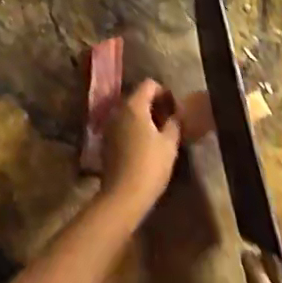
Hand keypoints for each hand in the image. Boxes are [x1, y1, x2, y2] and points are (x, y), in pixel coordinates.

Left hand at [101, 79, 182, 210]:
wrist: (122, 197)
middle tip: (169, 121)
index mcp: (134, 106)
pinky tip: (144, 145)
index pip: (149, 84)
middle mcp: (118, 111)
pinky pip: (122, 126)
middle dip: (154, 105)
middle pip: (137, 97)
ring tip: (158, 134)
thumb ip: (174, 122)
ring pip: (129, 112)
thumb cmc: (150, 166)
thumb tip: (175, 114)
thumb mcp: (170, 143)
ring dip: (144, 117)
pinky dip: (133, 128)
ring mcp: (109, 126)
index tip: (174, 108)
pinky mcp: (106, 142)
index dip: (164, 92)